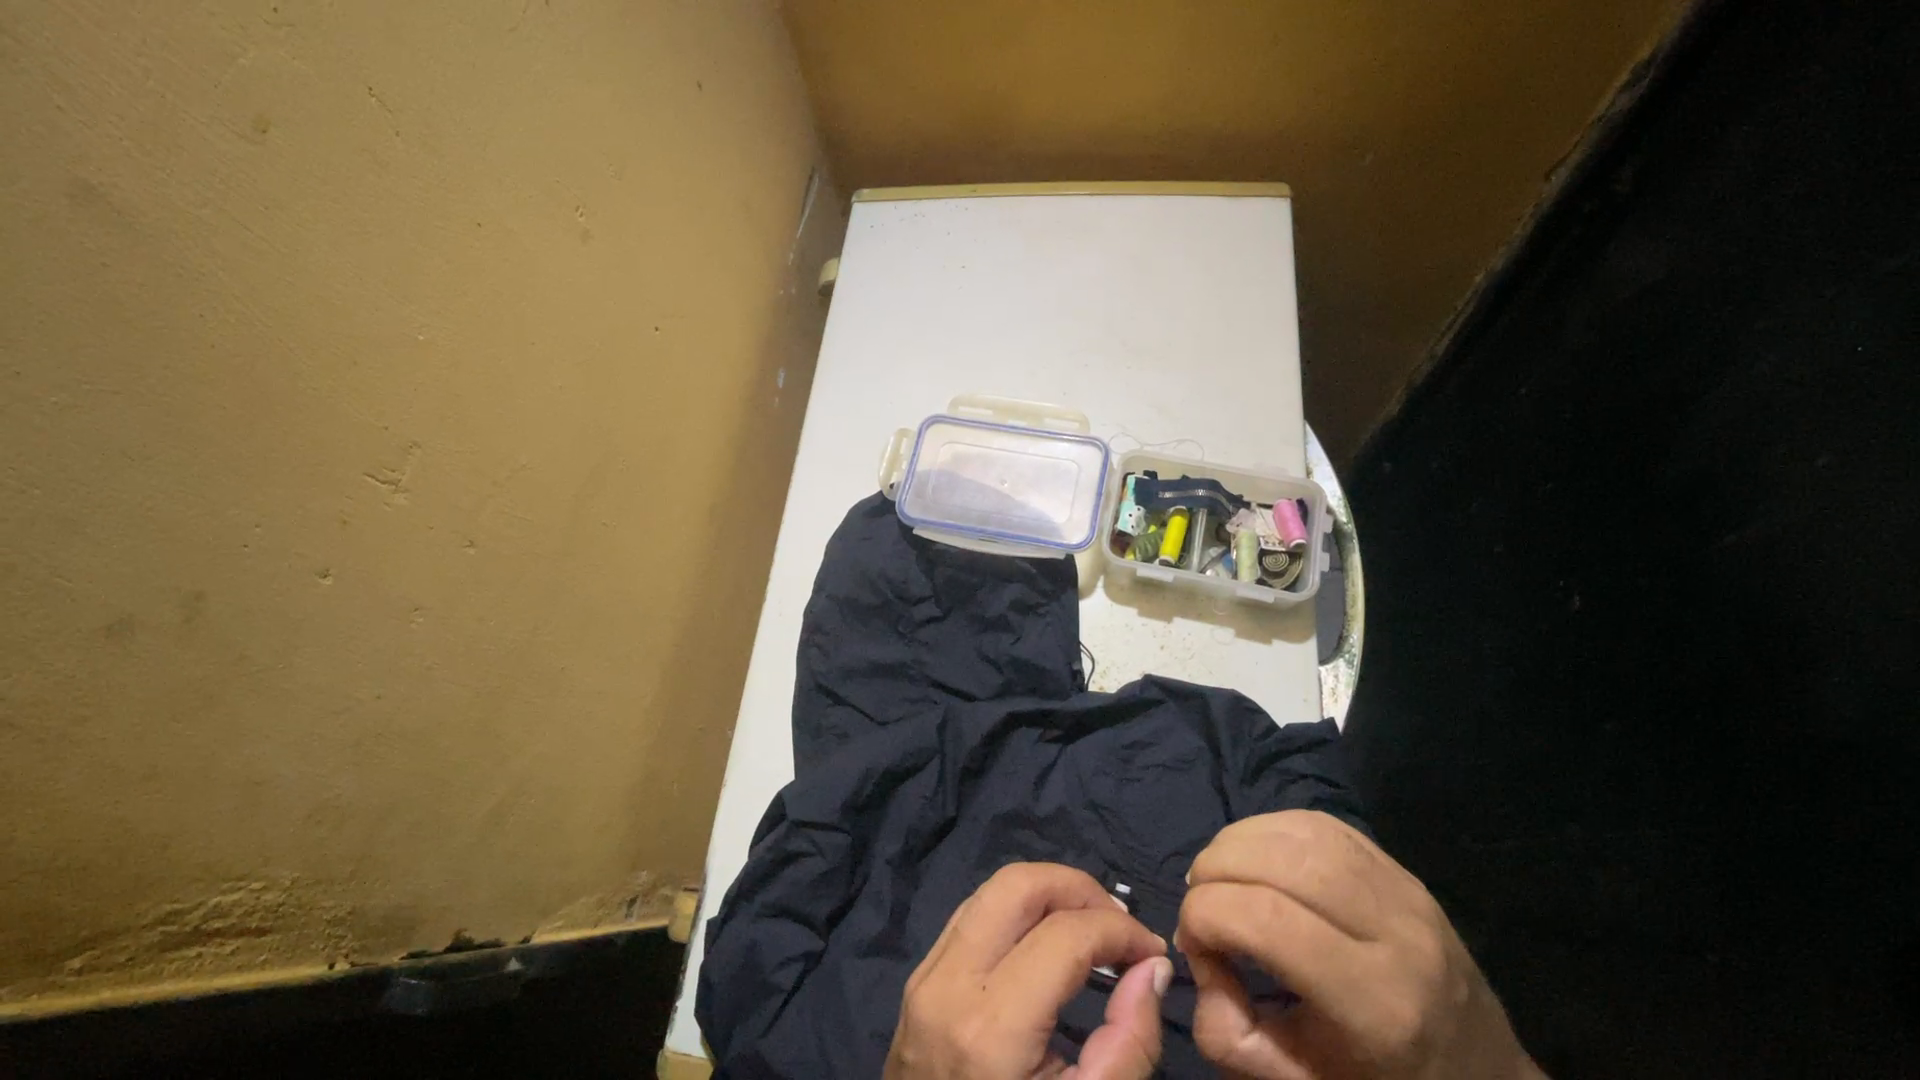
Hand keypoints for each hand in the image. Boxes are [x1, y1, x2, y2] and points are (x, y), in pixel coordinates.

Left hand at [885, 863, 1174, 1079]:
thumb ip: (1128, 1045)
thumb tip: (1150, 967)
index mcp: (989, 1028)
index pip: (1065, 935)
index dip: (1121, 932)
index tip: (1152, 953)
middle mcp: (949, 983)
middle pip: (1018, 885)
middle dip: (1080, 889)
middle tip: (1120, 926)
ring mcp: (926, 974)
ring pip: (992, 888)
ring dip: (1050, 893)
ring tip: (1092, 927)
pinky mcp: (920, 975)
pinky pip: (974, 912)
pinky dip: (1019, 909)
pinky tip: (1049, 937)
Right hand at [1176, 811, 1544, 1079]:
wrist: (1481, 1078)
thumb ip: (1228, 1033)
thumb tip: (1203, 960)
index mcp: (1373, 1003)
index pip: (1264, 919)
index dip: (1204, 916)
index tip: (1195, 945)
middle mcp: (1395, 933)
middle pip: (1278, 863)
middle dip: (1213, 872)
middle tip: (1201, 907)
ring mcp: (1405, 892)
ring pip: (1299, 832)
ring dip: (1237, 843)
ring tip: (1220, 879)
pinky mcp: (1402, 869)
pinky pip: (1321, 824)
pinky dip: (1271, 831)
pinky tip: (1256, 861)